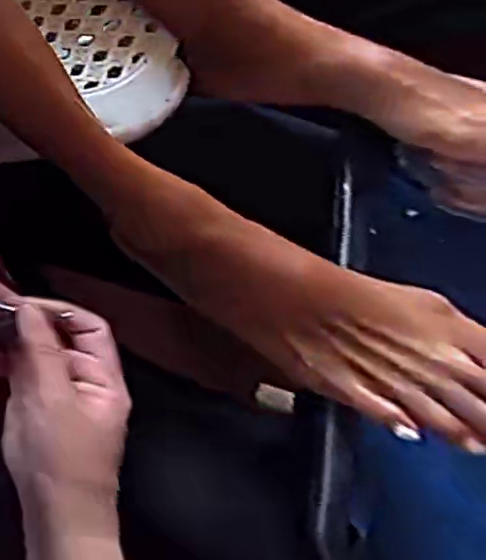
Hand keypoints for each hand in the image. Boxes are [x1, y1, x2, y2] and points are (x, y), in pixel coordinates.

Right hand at [0, 271, 129, 539]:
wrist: (53, 503)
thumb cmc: (62, 455)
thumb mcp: (51, 397)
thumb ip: (39, 349)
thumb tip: (27, 306)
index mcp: (100, 377)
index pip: (84, 325)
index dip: (51, 308)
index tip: (15, 302)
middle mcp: (78, 375)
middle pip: (48, 329)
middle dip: (13, 308)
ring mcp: (52, 384)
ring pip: (24, 342)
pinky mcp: (29, 394)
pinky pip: (9, 361)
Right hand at [210, 254, 485, 452]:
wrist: (240, 266)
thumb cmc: (312, 271)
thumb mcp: (403, 295)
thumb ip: (449, 331)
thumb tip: (478, 361)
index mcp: (447, 329)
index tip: (484, 389)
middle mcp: (426, 356)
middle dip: (485, 414)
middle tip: (472, 410)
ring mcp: (383, 374)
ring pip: (452, 427)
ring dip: (459, 430)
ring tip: (460, 434)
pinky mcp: (341, 385)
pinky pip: (391, 419)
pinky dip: (403, 424)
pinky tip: (405, 425)